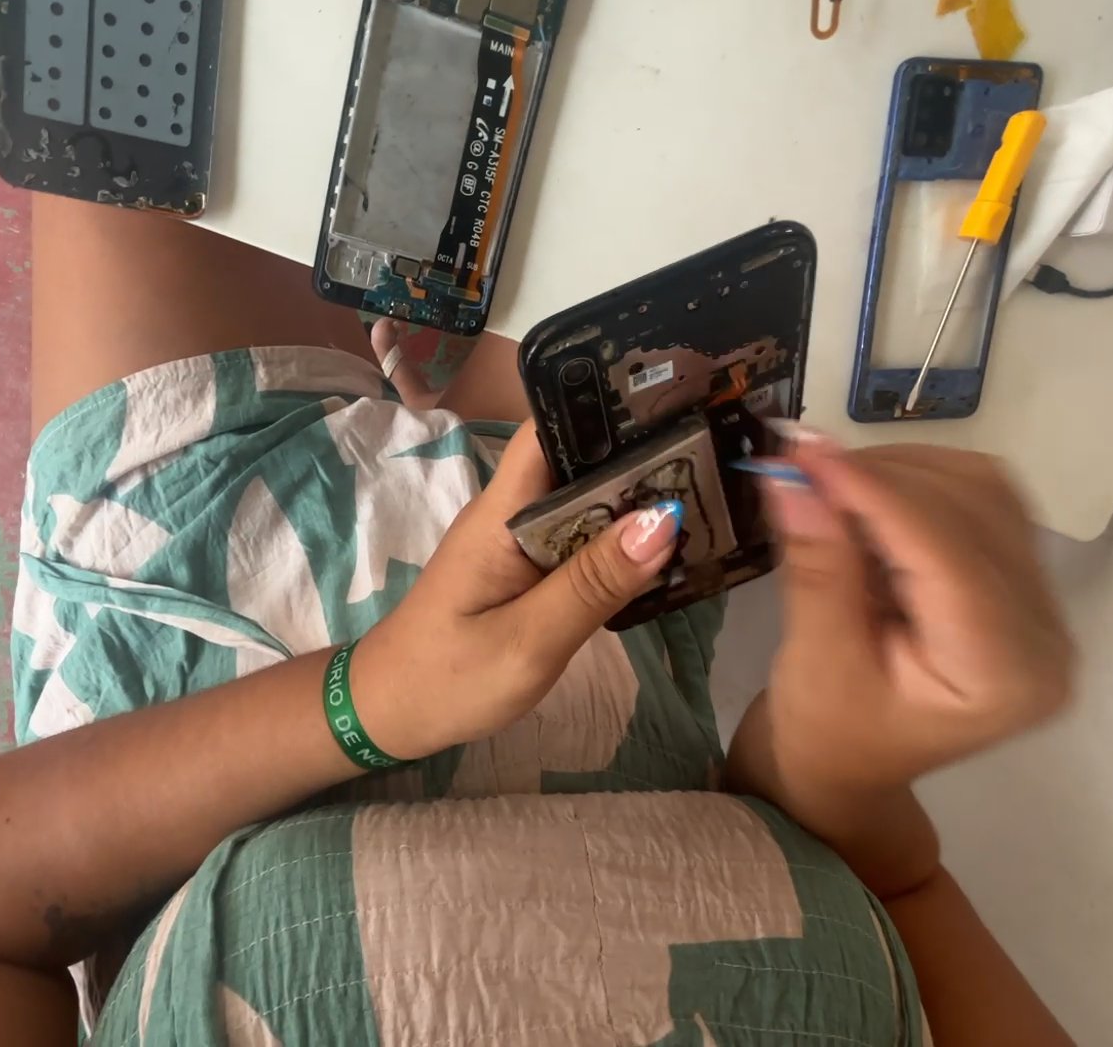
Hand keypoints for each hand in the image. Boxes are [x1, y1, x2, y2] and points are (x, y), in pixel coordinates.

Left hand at [351, 422, 684, 759]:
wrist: (392, 711)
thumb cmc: (448, 679)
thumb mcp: (528, 640)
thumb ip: (593, 583)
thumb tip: (664, 519)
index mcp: (501, 513)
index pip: (551, 429)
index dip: (607, 407)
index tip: (679, 402)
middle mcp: (510, 513)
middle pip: (577, 460)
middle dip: (641, 452)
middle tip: (721, 451)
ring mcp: (517, 540)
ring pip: (583, 500)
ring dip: (635, 497)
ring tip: (712, 488)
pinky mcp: (525, 568)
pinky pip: (578, 537)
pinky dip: (617, 538)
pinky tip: (664, 544)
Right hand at [756, 431, 1074, 792]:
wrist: (848, 762)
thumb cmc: (827, 730)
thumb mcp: (815, 659)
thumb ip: (816, 568)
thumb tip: (792, 479)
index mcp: (1004, 674)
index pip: (948, 554)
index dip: (875, 492)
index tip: (802, 451)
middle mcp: (1045, 632)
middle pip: (977, 509)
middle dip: (882, 475)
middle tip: (799, 465)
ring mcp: (1038, 602)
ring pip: (982, 490)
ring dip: (898, 470)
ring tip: (826, 484)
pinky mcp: (1012, 580)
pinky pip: (975, 499)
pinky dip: (912, 481)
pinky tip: (861, 496)